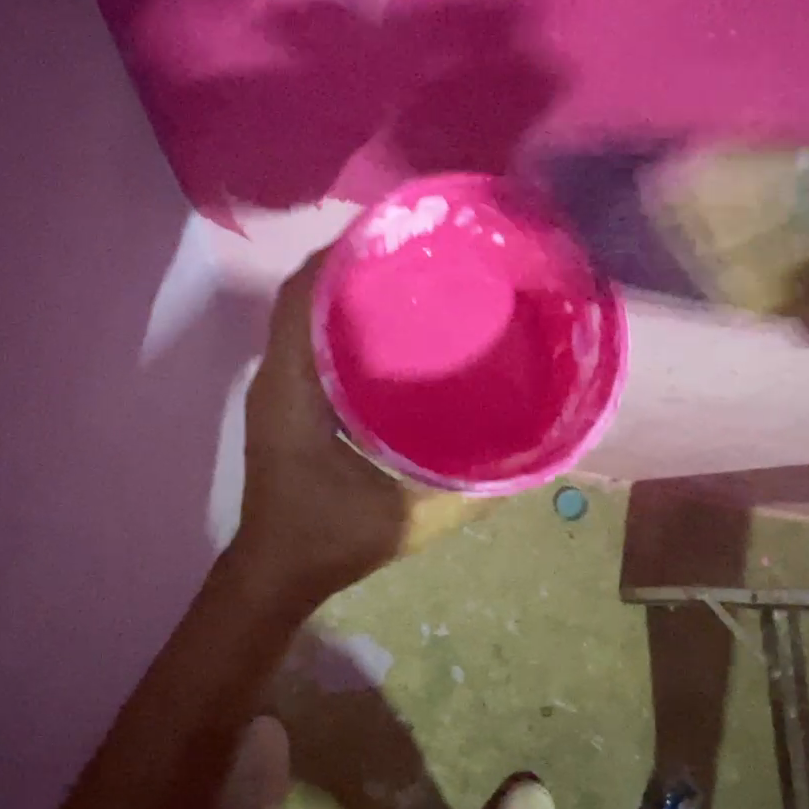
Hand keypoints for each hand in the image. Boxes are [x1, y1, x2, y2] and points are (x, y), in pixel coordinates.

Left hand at [233, 250, 489, 597]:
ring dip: (340, 286)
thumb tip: (533, 458)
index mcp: (294, 388)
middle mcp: (277, 375)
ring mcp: (276, 386)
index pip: (301, 297)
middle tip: (410, 247)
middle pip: (301, 293)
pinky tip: (385, 322)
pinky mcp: (285, 398)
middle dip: (348, 260)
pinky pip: (306, 337)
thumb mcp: (408, 518)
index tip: (391, 233)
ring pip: (302, 313)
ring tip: (402, 272)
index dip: (337, 256)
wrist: (276, 574)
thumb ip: (469, 491)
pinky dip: (336, 316)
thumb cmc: (331, 540)